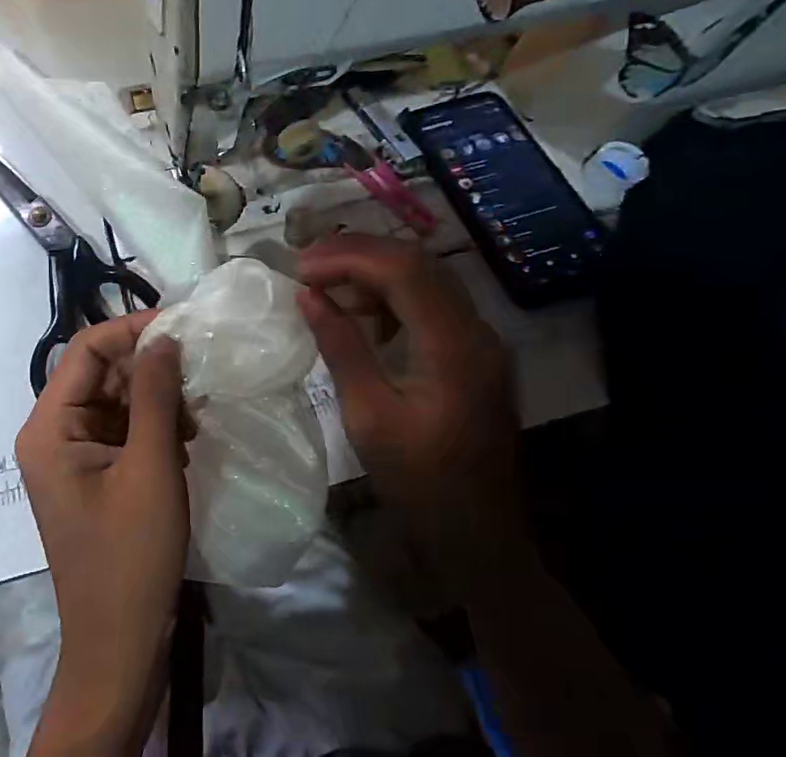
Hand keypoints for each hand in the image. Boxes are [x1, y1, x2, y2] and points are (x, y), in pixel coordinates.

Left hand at [17, 312, 187, 755]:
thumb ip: (155, 395)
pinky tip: (188, 439)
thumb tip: (164, 336)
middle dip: (150, 368)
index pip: (86, 350)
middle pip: (101, 373)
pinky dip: (155, 427)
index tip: (182, 325)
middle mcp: (52, 434)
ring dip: (158, 400)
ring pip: (116, 401)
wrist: (120, 644)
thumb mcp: (150, 467)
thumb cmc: (131, 555)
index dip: (131, 329)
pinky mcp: (94, 476)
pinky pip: (123, 431)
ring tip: (199, 413)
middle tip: (201, 370)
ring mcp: (72, 457)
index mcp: (49, 427)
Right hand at [296, 235, 522, 574]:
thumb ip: (340, 348)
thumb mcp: (367, 417)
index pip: (404, 271)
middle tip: (308, 266)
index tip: (301, 267)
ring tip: (328, 288)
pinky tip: (365, 316)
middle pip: (418, 262)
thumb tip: (308, 297)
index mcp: (454, 349)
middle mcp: (478, 331)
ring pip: (428, 276)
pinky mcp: (478, 349)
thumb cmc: (419, 483)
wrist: (479, 532)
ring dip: (375, 271)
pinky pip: (434, 300)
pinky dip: (394, 294)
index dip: (349, 257)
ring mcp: (484, 338)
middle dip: (358, 254)